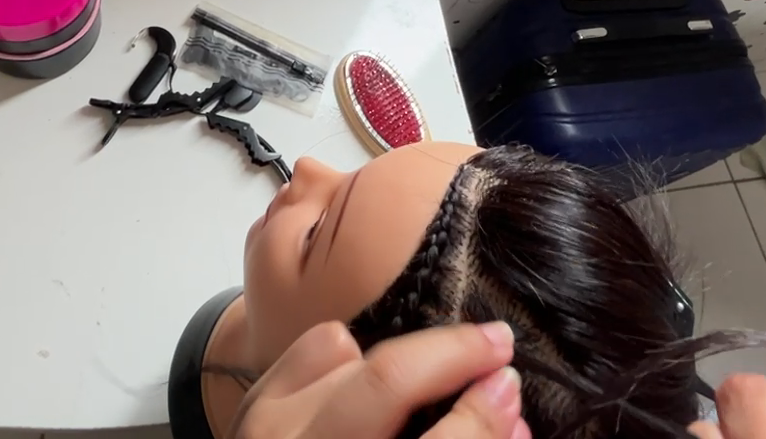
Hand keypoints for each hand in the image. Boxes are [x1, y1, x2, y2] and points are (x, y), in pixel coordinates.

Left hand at [233, 320, 528, 438]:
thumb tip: (509, 414)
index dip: (480, 418)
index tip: (510, 383)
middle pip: (386, 380)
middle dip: (452, 353)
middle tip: (500, 341)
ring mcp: (268, 426)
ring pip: (349, 354)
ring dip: (400, 358)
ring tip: (436, 371)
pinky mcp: (255, 399)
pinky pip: (319, 344)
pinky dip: (350, 353)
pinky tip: (367, 382)